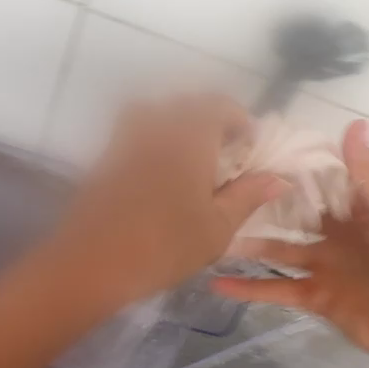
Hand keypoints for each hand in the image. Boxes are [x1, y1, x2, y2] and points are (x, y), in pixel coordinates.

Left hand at [50, 95, 282, 309]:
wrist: (91, 263)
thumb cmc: (164, 247)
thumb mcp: (217, 228)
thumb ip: (247, 197)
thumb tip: (277, 178)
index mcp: (189, 136)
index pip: (218, 105)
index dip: (238, 119)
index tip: (249, 144)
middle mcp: (154, 128)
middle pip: (183, 104)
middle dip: (207, 118)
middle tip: (222, 150)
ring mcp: (122, 142)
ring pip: (151, 112)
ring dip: (173, 123)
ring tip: (188, 156)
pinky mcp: (101, 162)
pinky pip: (129, 135)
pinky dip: (148, 141)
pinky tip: (156, 175)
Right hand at [212, 120, 368, 367]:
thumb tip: (354, 124)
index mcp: (364, 212)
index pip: (323, 183)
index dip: (293, 169)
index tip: (253, 153)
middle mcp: (342, 236)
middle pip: (295, 216)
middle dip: (263, 205)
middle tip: (221, 191)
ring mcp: (327, 268)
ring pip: (280, 251)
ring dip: (249, 245)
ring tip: (212, 234)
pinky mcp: (317, 299)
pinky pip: (278, 289)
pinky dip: (248, 287)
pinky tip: (217, 282)